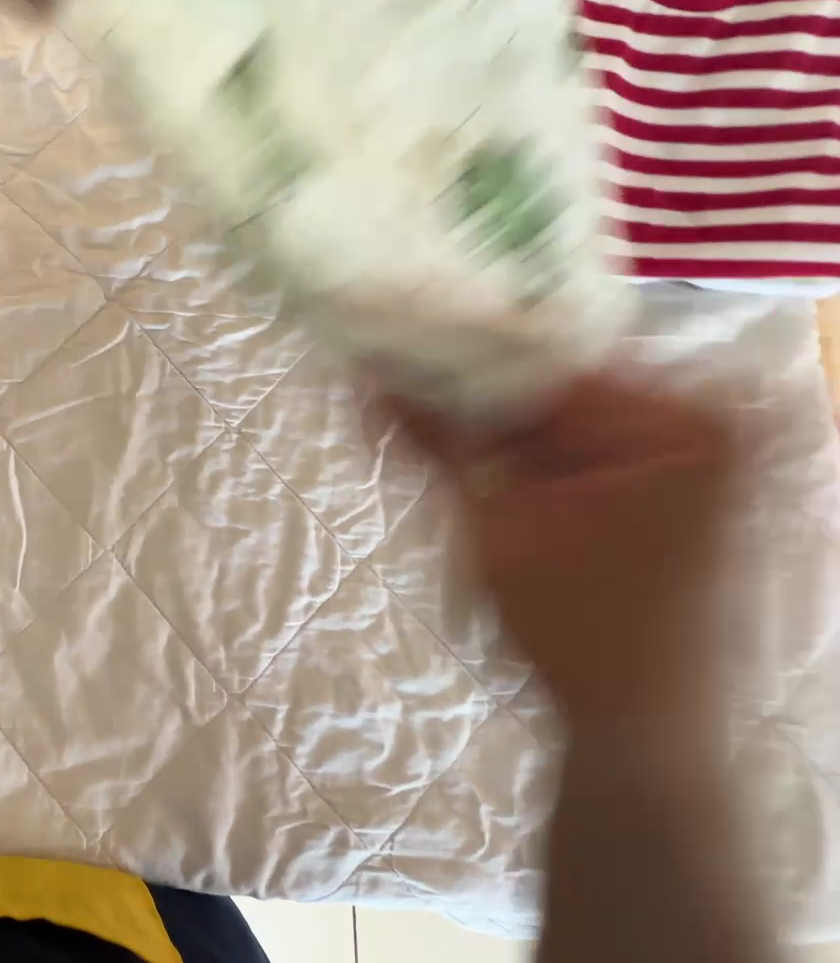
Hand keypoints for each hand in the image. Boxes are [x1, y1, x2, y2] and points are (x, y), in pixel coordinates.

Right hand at [390, 376, 736, 727]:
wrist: (646, 726)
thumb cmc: (578, 626)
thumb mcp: (491, 523)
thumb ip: (432, 441)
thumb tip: (363, 378)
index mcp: (695, 418)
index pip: (543, 364)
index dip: (451, 360)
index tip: (380, 352)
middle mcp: (716, 421)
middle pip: (553, 388)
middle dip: (465, 395)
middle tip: (381, 386)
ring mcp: (704, 454)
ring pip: (558, 418)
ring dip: (484, 426)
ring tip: (409, 423)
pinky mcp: (681, 484)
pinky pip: (578, 447)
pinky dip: (517, 453)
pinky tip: (463, 459)